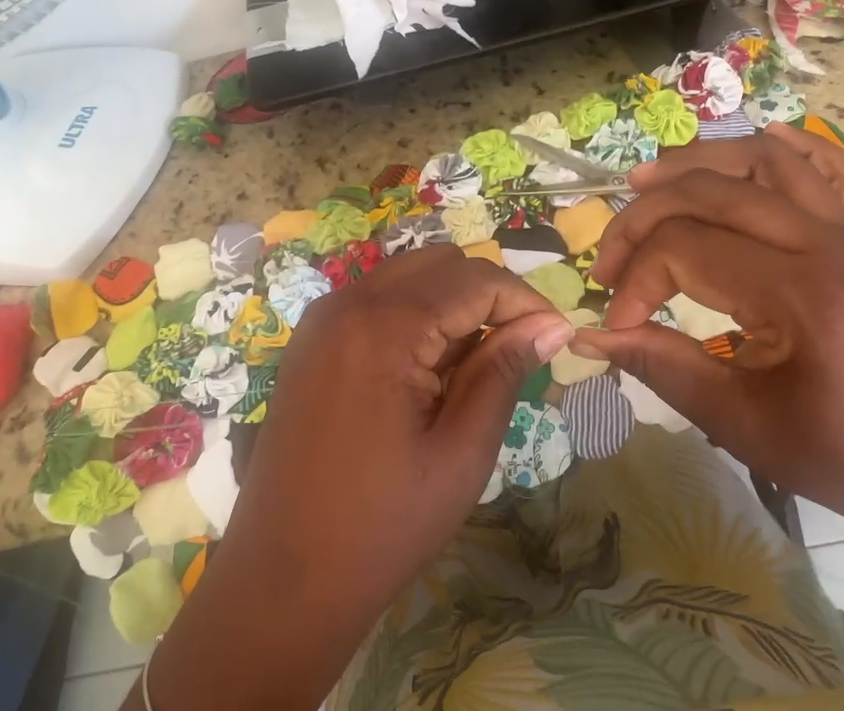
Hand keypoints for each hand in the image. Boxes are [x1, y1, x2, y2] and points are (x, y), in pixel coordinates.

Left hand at [233, 245, 569, 601]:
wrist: (285, 578)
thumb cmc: (383, 525)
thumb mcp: (461, 453)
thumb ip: (503, 373)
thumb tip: (551, 325)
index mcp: (383, 328)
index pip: (473, 280)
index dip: (524, 300)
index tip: (558, 336)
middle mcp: (345, 306)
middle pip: (437, 265)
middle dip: (486, 295)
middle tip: (517, 352)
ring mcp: (319, 323)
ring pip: (404, 278)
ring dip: (449, 303)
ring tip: (473, 368)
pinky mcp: (308, 346)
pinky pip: (373, 304)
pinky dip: (412, 317)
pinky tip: (426, 372)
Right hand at [574, 126, 843, 526]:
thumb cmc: (835, 452)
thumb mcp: (736, 421)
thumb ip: (658, 365)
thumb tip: (588, 335)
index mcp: (799, 296)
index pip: (684, 248)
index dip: (633, 282)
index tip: (614, 326)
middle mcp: (826, 245)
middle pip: (711, 192)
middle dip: (642, 219)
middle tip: (608, 259)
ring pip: (764, 160)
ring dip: (698, 161)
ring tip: (646, 180)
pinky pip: (832, 168)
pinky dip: (792, 147)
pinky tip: (758, 140)